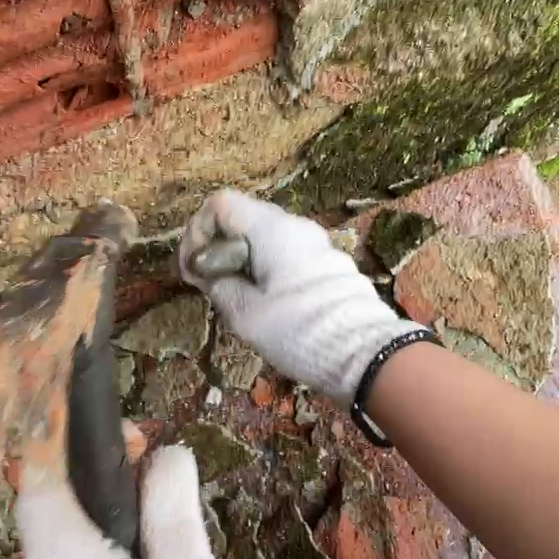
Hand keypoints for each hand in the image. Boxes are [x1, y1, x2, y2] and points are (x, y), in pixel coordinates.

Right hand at [181, 189, 420, 401]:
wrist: (364, 354)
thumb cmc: (297, 329)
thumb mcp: (244, 314)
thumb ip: (221, 286)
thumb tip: (212, 275)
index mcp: (272, 229)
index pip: (221, 204)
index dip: (198, 231)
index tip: (195, 269)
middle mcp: (296, 227)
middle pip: (243, 220)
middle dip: (218, 249)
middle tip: (208, 285)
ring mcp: (317, 245)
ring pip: (266, 240)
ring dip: (243, 263)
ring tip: (235, 300)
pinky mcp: (331, 266)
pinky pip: (287, 257)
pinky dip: (267, 272)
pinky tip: (267, 306)